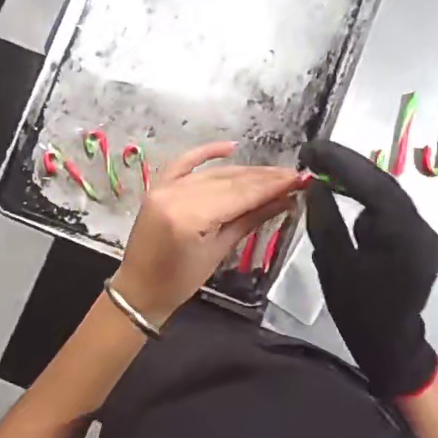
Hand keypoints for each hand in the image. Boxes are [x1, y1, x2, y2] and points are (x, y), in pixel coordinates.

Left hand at [112, 142, 304, 325]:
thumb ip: (250, 220)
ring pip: (213, 174)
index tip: (299, 179)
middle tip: (293, 176)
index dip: (271, 186)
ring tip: (274, 173)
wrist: (139, 289)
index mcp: (190, 217)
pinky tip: (231, 148)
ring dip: (244, 171)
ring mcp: (164, 189)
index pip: (239, 194)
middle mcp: (176, 195)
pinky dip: (206, 152)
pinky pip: (184, 162)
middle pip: (228, 181)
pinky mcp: (157, 187)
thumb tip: (285, 200)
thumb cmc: (179, 281)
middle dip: (263, 178)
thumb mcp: (218, 252)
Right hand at [300, 140, 437, 397]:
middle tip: (311, 153)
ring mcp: (424, 232)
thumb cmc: (358, 311)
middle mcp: (422, 227)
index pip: (373, 185)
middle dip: (347, 165)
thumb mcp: (333, 266)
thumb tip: (314, 185)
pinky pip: (390, 209)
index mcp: (403, 234)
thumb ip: (325, 221)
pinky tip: (344, 191)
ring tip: (322, 166)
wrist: (391, 345)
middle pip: (383, 184)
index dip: (340, 162)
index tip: (310, 149)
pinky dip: (365, 198)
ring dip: (356, 180)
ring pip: (387, 195)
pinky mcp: (419, 239)